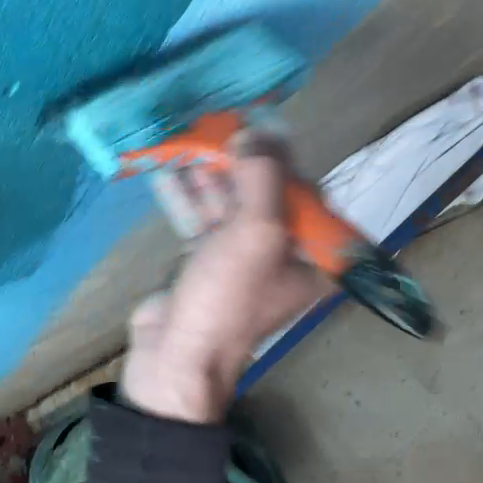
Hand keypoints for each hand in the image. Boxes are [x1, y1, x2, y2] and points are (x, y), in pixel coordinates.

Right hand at [122, 133, 332, 422]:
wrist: (175, 355)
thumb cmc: (227, 298)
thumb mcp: (254, 233)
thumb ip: (261, 177)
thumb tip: (254, 133)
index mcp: (316, 255)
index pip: (305, 192)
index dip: (280, 158)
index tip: (251, 127)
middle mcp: (284, 254)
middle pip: (264, 193)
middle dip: (236, 161)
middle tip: (212, 128)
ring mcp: (241, 259)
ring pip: (228, 203)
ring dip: (205, 173)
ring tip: (184, 139)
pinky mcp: (204, 262)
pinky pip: (200, 218)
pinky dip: (185, 194)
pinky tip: (166, 167)